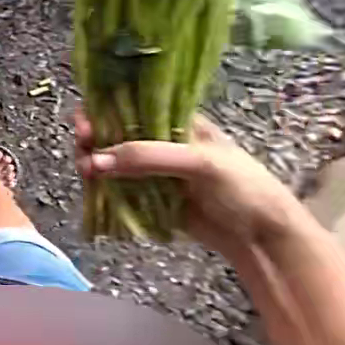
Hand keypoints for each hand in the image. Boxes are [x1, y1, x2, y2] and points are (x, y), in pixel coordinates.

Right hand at [74, 112, 313, 260]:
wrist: (263, 239)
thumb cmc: (242, 188)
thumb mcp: (199, 163)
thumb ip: (148, 157)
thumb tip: (96, 161)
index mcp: (177, 120)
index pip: (132, 105)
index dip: (105, 109)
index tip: (85, 120)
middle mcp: (160, 141)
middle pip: (115, 132)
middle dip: (93, 137)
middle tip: (81, 146)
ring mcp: (153, 170)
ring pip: (111, 160)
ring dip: (93, 162)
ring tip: (85, 171)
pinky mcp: (148, 196)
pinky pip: (117, 187)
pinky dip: (101, 186)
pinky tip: (91, 187)